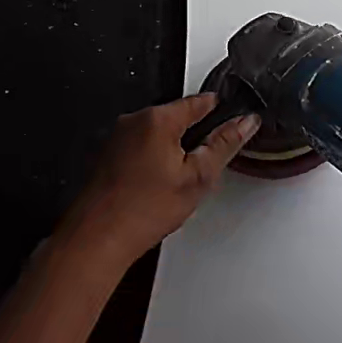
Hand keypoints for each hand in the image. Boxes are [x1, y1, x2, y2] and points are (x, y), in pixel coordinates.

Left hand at [59, 94, 258, 255]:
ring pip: (160, 135)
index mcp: (157, 119)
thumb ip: (225, 144)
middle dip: (195, 137)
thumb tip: (246, 123)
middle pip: (179, 118)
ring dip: (174, 151)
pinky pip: (141, 149)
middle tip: (204, 166)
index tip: (235, 121)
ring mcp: (117, 139)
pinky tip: (157, 189)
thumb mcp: (199, 176)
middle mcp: (133, 121)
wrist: (95, 242)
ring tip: (178, 183)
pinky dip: (154, 162)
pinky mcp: (107, 157)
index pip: (201, 101)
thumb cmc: (140, 211)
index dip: (222, 111)